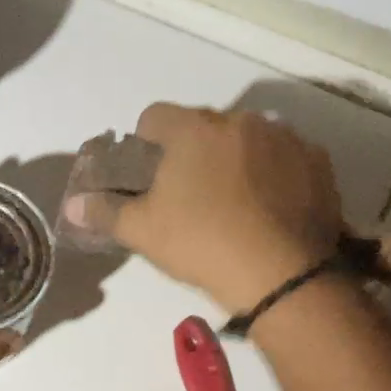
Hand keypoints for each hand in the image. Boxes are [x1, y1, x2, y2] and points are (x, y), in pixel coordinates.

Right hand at [65, 105, 344, 312]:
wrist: (283, 274)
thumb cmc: (201, 244)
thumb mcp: (143, 232)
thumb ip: (105, 211)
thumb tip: (73, 204)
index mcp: (193, 130)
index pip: (154, 115)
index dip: (144, 142)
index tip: (146, 175)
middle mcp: (241, 121)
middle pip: (203, 125)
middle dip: (190, 151)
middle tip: (185, 195)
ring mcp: (285, 137)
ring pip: (245, 139)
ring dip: (232, 160)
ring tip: (229, 204)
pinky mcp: (317, 161)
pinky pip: (283, 157)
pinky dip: (271, 174)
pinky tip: (265, 209)